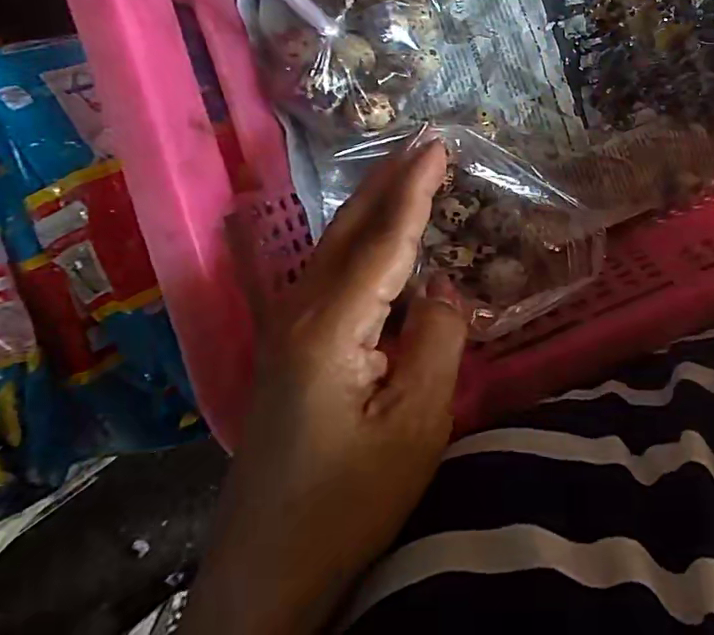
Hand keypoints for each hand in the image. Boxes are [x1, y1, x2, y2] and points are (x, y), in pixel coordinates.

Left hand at [186, 139, 468, 634]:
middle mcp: (299, 312)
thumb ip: (438, 341)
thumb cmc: (349, 501)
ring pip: (333, 248)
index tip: (439, 145)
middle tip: (424, 142)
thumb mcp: (416, 425)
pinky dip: (355, 244)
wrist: (267, 571)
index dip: (416, 189)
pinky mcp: (284, 350)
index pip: (386, 239)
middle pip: (350, 229)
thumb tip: (446, 286)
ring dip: (372, 206)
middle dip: (389, 181)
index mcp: (331, 325)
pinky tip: (367, 239)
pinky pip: (325, 276)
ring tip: (405, 174)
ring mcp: (283, 329)